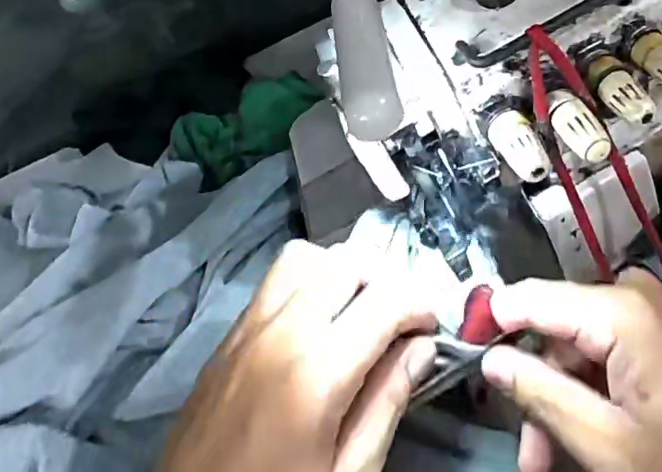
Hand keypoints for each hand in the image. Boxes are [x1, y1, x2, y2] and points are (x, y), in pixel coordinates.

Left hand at [158, 240, 438, 471]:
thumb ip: (385, 404)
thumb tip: (421, 347)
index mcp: (316, 369)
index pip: (385, 299)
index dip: (419, 305)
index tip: (432, 329)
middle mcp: (282, 328)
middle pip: (347, 264)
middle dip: (385, 282)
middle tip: (400, 323)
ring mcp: (249, 325)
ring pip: (308, 258)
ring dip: (342, 272)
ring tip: (358, 312)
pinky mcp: (228, 333)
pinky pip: (275, 279)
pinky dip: (307, 279)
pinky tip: (317, 320)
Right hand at [481, 271, 661, 471]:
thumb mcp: (608, 444)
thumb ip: (540, 394)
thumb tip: (489, 358)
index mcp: (615, 307)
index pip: (529, 298)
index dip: (489, 325)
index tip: (458, 356)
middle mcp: (628, 294)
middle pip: (554, 328)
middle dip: (533, 388)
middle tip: (524, 455)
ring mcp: (648, 313)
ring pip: (578, 348)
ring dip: (560, 400)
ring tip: (548, 463)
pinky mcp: (661, 336)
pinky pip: (607, 354)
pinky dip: (590, 395)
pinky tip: (583, 441)